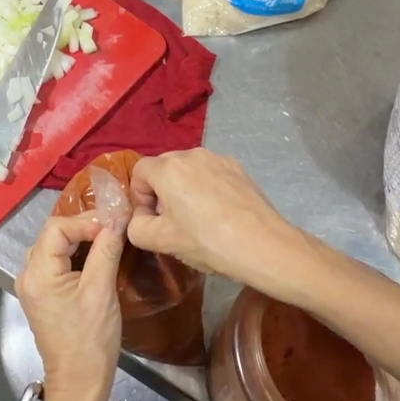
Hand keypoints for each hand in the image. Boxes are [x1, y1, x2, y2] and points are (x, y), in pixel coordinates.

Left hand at [15, 212, 126, 400]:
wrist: (79, 384)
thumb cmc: (90, 340)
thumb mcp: (101, 291)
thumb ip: (106, 250)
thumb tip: (116, 218)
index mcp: (38, 274)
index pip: (57, 228)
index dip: (85, 221)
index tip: (113, 226)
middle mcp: (28, 275)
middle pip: (52, 235)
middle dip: (83, 227)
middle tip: (114, 227)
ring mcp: (32, 286)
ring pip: (53, 247)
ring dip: (79, 239)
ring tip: (107, 238)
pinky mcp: (42, 295)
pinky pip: (55, 262)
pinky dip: (74, 254)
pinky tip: (95, 255)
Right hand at [127, 149, 304, 289]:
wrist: (264, 246)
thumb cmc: (207, 242)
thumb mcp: (161, 242)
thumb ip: (136, 227)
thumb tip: (141, 218)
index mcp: (168, 168)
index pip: (139, 171)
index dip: (139, 196)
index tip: (151, 220)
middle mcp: (191, 154)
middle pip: (164, 167)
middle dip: (161, 191)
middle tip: (172, 221)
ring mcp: (218, 158)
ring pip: (189, 170)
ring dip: (184, 189)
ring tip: (197, 218)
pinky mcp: (239, 168)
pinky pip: (211, 173)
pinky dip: (207, 188)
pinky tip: (219, 214)